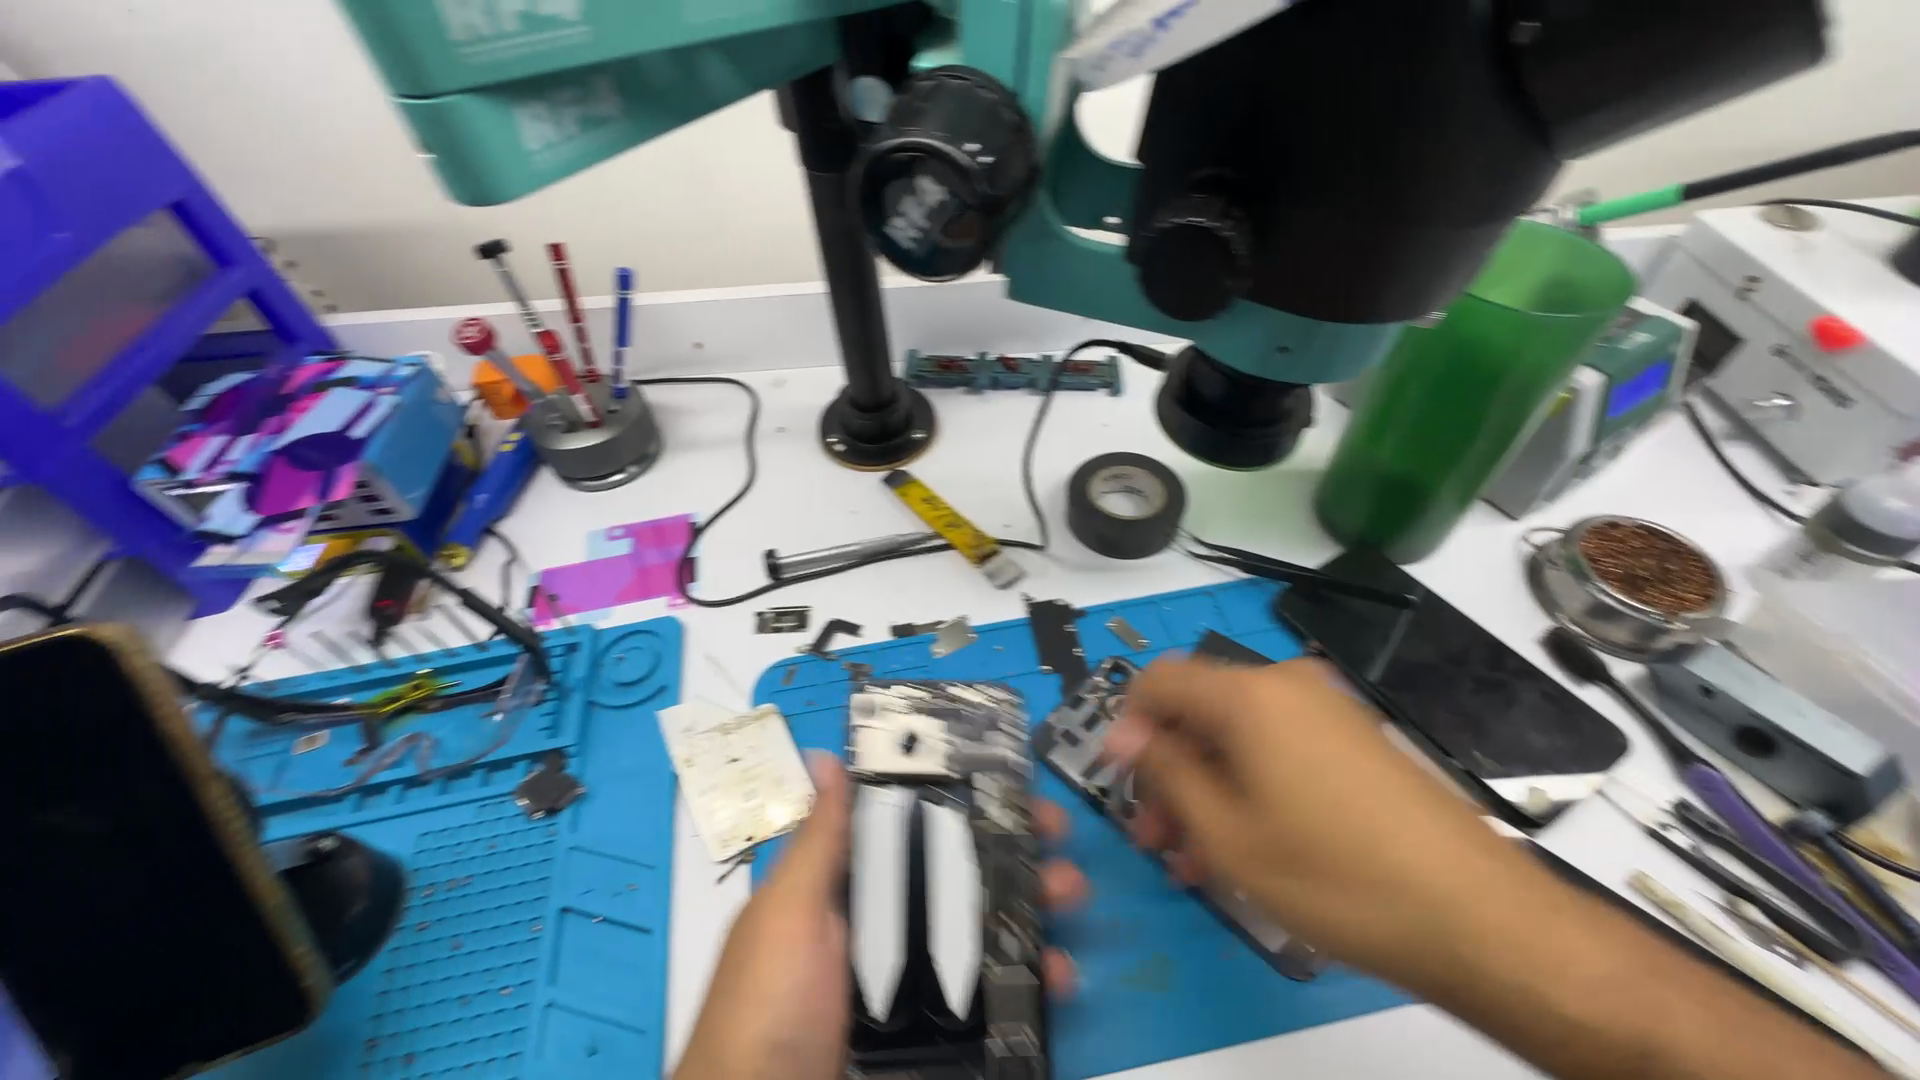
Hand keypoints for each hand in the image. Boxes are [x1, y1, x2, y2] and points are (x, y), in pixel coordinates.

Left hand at [675, 753, 1085, 1079]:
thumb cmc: (770, 1003)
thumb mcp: (788, 913)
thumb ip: (819, 841)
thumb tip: (824, 757)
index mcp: (850, 887)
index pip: (914, 826)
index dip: (961, 800)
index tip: (1008, 781)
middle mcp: (887, 925)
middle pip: (961, 874)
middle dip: (1014, 847)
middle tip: (1057, 833)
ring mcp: (916, 980)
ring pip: (987, 930)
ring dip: (1035, 905)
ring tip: (1069, 894)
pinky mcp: (940, 1029)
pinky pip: (995, 997)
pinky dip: (1032, 982)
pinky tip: (1058, 973)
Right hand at [1105, 655, 1530, 978]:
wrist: (1474, 915)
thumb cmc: (1332, 873)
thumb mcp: (1225, 833)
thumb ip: (1166, 772)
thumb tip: (1129, 736)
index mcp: (1249, 694)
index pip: (1158, 679)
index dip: (1126, 725)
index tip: (1120, 780)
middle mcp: (1287, 686)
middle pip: (1198, 710)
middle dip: (1166, 769)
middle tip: (1154, 834)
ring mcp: (1327, 711)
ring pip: (1236, 738)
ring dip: (1204, 788)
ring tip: (1195, 857)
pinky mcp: (1355, 742)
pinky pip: (1277, 751)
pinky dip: (1247, 788)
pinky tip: (1245, 849)